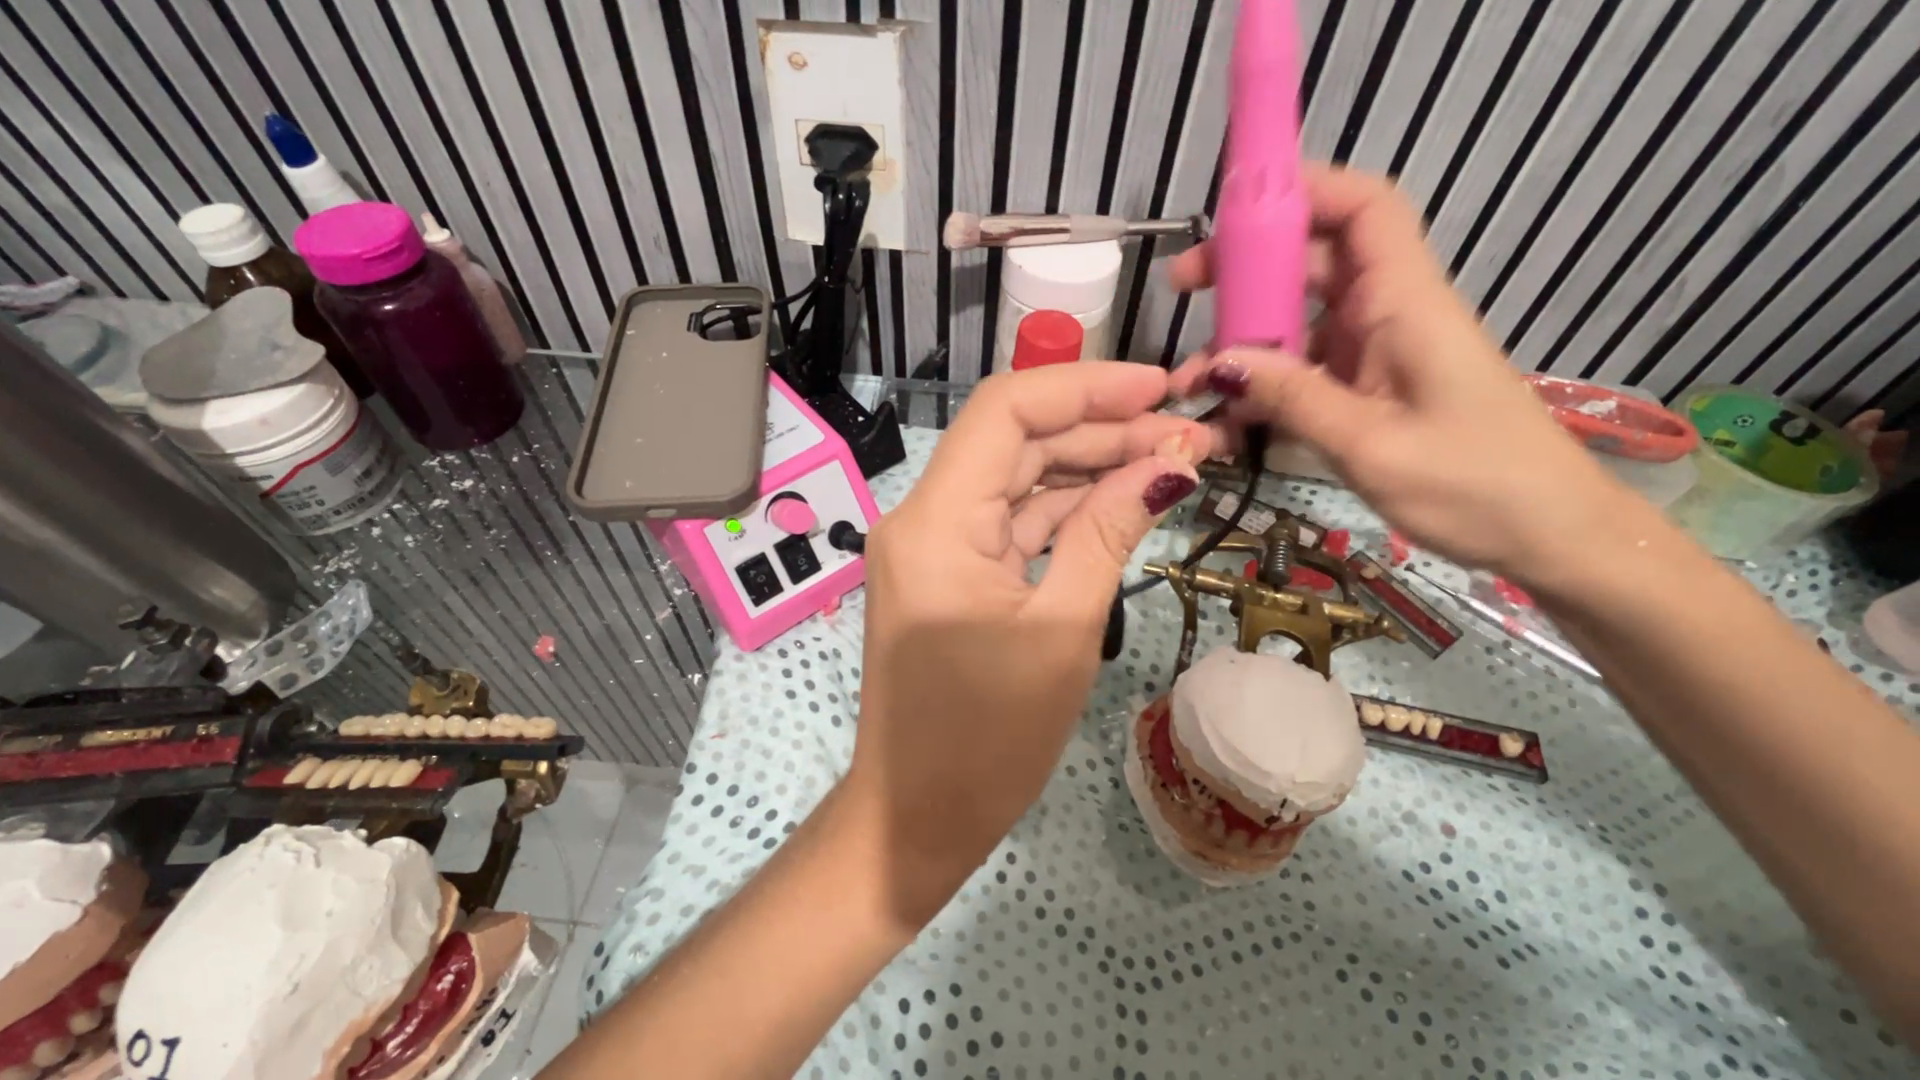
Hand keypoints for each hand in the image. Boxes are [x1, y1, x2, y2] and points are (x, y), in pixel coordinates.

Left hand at [847, 363, 1210, 922]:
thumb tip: (1169, 464)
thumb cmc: (987, 740)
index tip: (1159, 388)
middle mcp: (925, 518)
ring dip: (1089, 468)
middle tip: (1188, 432)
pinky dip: (1066, 512)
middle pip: (1015, 442)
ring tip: (1174, 460)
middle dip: (1101, 428)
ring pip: (1017, 481)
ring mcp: (935, 548)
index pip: (1006, 412)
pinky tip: (1126, 500)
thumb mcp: (1062, 631)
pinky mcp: (951, 576)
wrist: (919, 816)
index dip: (1085, 387)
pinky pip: (1011, 524)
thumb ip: (1109, 533)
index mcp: (936, 521)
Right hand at [1167, 165, 1628, 582]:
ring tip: (1190, 382)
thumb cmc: (1476, 484)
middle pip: (1312, 260)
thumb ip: (1293, 398)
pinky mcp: (1370, 391)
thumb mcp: (1372, 445)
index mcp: (1406, 303)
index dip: (1301, 191)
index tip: (1231, 215)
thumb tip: (1218, 363)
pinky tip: (1226, 421)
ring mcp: (1378, 353)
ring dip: (1243, 341)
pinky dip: (1265, 386)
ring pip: (1299, 319)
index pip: (1363, 207)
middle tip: (1183, 292)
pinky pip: (1306, 370)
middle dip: (1244, 270)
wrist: (1547, 535)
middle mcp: (1389, 313)